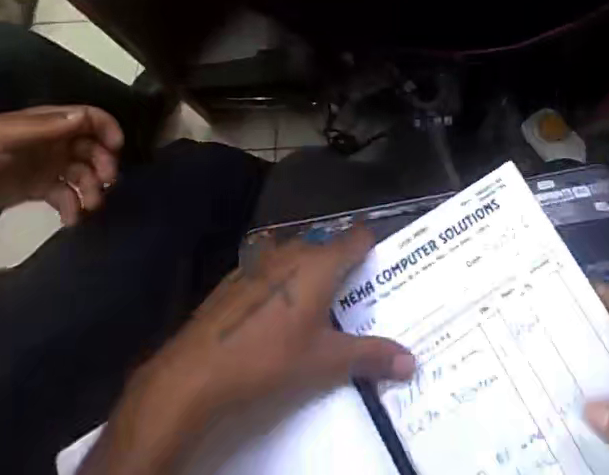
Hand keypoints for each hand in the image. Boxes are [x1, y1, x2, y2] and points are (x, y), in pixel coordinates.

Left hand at [0, 105, 123, 223]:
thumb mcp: (3, 136)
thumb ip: (43, 128)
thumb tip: (84, 119)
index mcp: (48, 123)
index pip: (89, 119)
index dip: (108, 129)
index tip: (116, 149)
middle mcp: (54, 142)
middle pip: (92, 148)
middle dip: (103, 164)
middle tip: (106, 183)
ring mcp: (47, 166)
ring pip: (82, 173)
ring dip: (92, 188)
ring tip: (91, 206)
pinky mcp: (37, 189)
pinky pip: (65, 195)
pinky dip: (73, 206)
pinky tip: (72, 220)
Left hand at [152, 226, 415, 407]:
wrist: (196, 371)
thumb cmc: (269, 358)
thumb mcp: (325, 362)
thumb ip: (370, 356)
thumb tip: (412, 362)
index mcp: (322, 262)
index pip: (358, 236)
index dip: (371, 247)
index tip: (378, 266)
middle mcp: (294, 250)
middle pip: (327, 243)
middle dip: (341, 262)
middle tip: (352, 291)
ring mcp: (261, 259)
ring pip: (296, 253)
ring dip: (308, 268)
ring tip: (316, 300)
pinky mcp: (235, 275)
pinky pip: (269, 266)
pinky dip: (279, 280)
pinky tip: (274, 310)